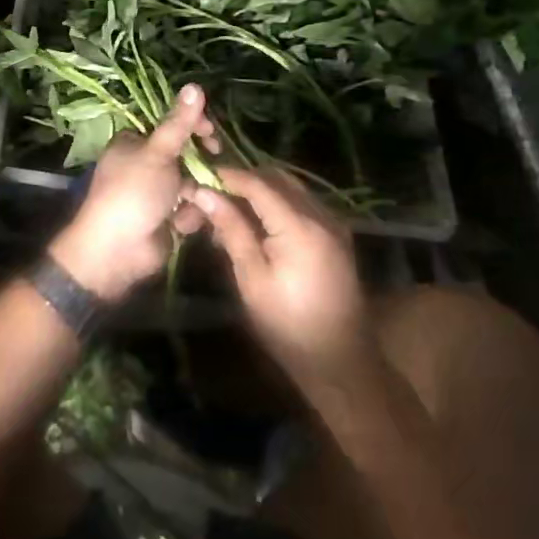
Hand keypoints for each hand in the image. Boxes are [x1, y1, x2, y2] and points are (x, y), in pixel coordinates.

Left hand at [47, 85, 215, 302]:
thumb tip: (195, 85)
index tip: (212, 133)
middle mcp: (143, 165)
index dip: (192, 128)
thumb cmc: (133, 192)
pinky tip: (179, 225)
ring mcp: (155, 193)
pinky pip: (189, 209)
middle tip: (214, 167)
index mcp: (133, 143)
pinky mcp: (166, 218)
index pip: (169, 126)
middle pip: (185, 155)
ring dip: (194, 194)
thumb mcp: (157, 153)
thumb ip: (179, 123)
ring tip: (188, 203)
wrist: (117, 250)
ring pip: (192, 183)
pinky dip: (187, 216)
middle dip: (198, 166)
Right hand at [188, 166, 371, 386]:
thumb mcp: (251, 277)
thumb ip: (231, 229)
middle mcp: (321, 216)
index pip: (258, 183)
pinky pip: (303, 203)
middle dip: (242, 181)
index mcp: (300, 226)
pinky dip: (277, 203)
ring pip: (291, 188)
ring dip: (259, 190)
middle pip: (276, 178)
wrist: (339, 361)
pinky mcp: (336, 236)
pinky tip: (256, 224)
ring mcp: (333, 225)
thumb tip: (203, 193)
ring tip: (229, 210)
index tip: (198, 178)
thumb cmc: (287, 324)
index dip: (226, 176)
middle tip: (212, 195)